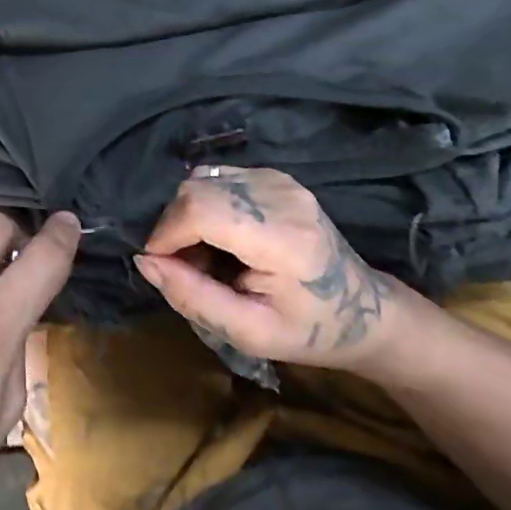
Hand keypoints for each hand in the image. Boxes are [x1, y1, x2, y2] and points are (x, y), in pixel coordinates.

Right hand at [135, 166, 429, 373]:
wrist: (366, 311)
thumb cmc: (310, 331)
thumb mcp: (249, 333)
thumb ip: (193, 297)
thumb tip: (144, 261)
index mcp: (283, 239)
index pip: (201, 210)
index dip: (166, 233)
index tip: (160, 264)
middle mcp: (281, 196)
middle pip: (195, 189)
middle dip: (173, 226)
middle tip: (186, 266)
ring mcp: (279, 180)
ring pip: (200, 180)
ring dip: (186, 215)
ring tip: (204, 253)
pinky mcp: (274, 176)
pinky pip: (215, 178)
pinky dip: (202, 205)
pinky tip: (219, 235)